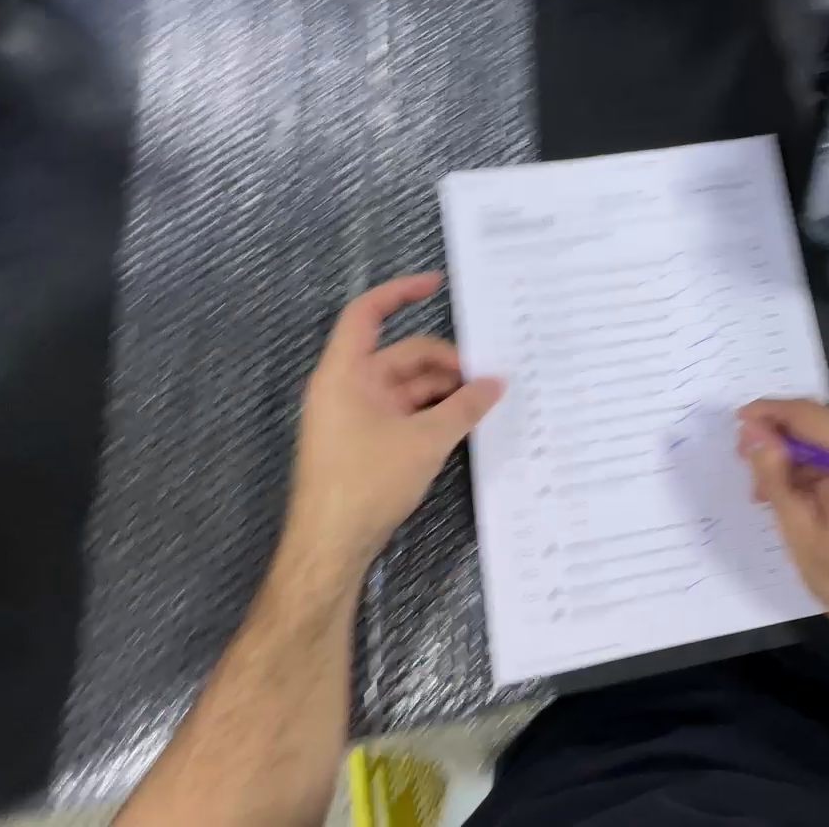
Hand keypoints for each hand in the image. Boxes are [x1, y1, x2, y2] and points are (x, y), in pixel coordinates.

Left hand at [285, 273, 503, 576]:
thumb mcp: (426, 440)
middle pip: (404, 355)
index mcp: (346, 374)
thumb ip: (465, 406)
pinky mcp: (369, 439)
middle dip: (447, 361)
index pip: (368, 314)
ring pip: (411, 385)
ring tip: (485, 400)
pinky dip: (436, 411)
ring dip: (447, 389)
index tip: (437, 284)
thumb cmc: (366, 482)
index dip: (400, 292)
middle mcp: (350, 387)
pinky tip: (466, 420)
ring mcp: (359, 414)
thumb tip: (497, 383)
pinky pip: (408, 410)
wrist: (331, 545)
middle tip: (489, 375)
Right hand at [737, 399, 828, 643]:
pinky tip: (797, 489)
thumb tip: (752, 430)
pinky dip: (819, 462)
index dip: (769, 412)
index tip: (737, 422)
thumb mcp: (802, 532)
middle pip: (822, 419)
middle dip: (780, 432)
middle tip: (747, 459)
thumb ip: (775, 476)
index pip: (809, 415)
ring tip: (767, 487)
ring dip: (798, 450)